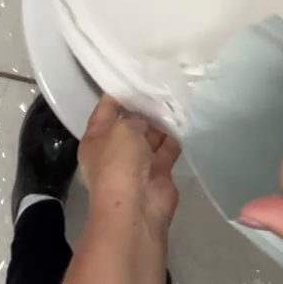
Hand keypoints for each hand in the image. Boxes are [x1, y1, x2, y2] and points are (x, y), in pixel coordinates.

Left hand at [80, 96, 181, 231]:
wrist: (137, 208)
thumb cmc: (120, 163)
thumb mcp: (123, 129)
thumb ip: (135, 117)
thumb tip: (147, 117)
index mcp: (97, 138)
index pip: (107, 108)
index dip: (121, 92)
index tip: (138, 74)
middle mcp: (116, 148)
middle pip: (131, 121)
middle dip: (145, 105)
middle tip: (163, 83)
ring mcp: (138, 162)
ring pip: (151, 134)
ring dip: (162, 120)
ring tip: (176, 96)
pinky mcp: (159, 172)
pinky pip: (167, 148)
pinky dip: (175, 136)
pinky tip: (185, 117)